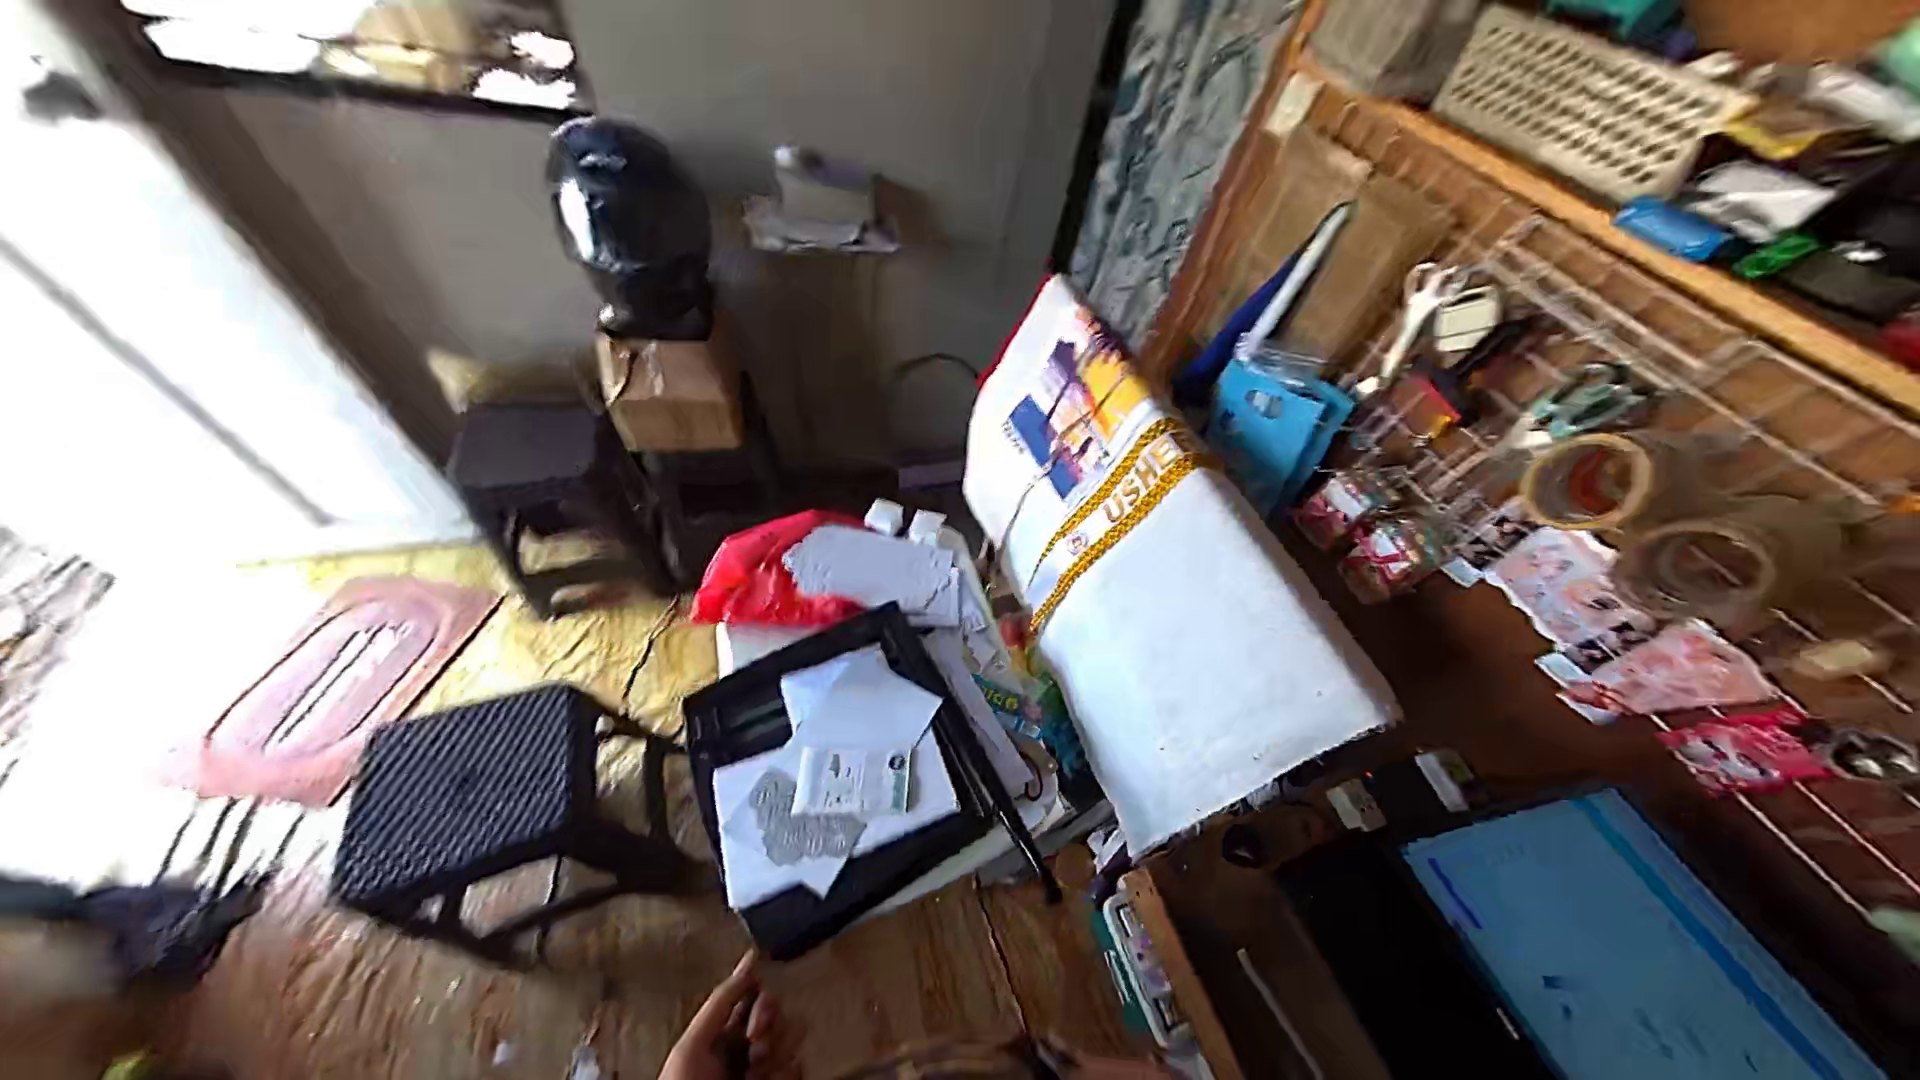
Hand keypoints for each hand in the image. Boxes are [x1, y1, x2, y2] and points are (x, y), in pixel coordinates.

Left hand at [661, 951, 802, 1079]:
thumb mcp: (691, 1047)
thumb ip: (721, 1002)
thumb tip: (750, 960)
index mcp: (722, 1034)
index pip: (752, 994)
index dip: (758, 989)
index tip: (757, 993)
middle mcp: (746, 1048)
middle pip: (777, 1010)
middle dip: (769, 1020)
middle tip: (755, 1042)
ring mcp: (765, 1071)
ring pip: (792, 1036)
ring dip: (779, 1048)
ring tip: (758, 1072)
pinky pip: (799, 1068)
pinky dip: (788, 1073)